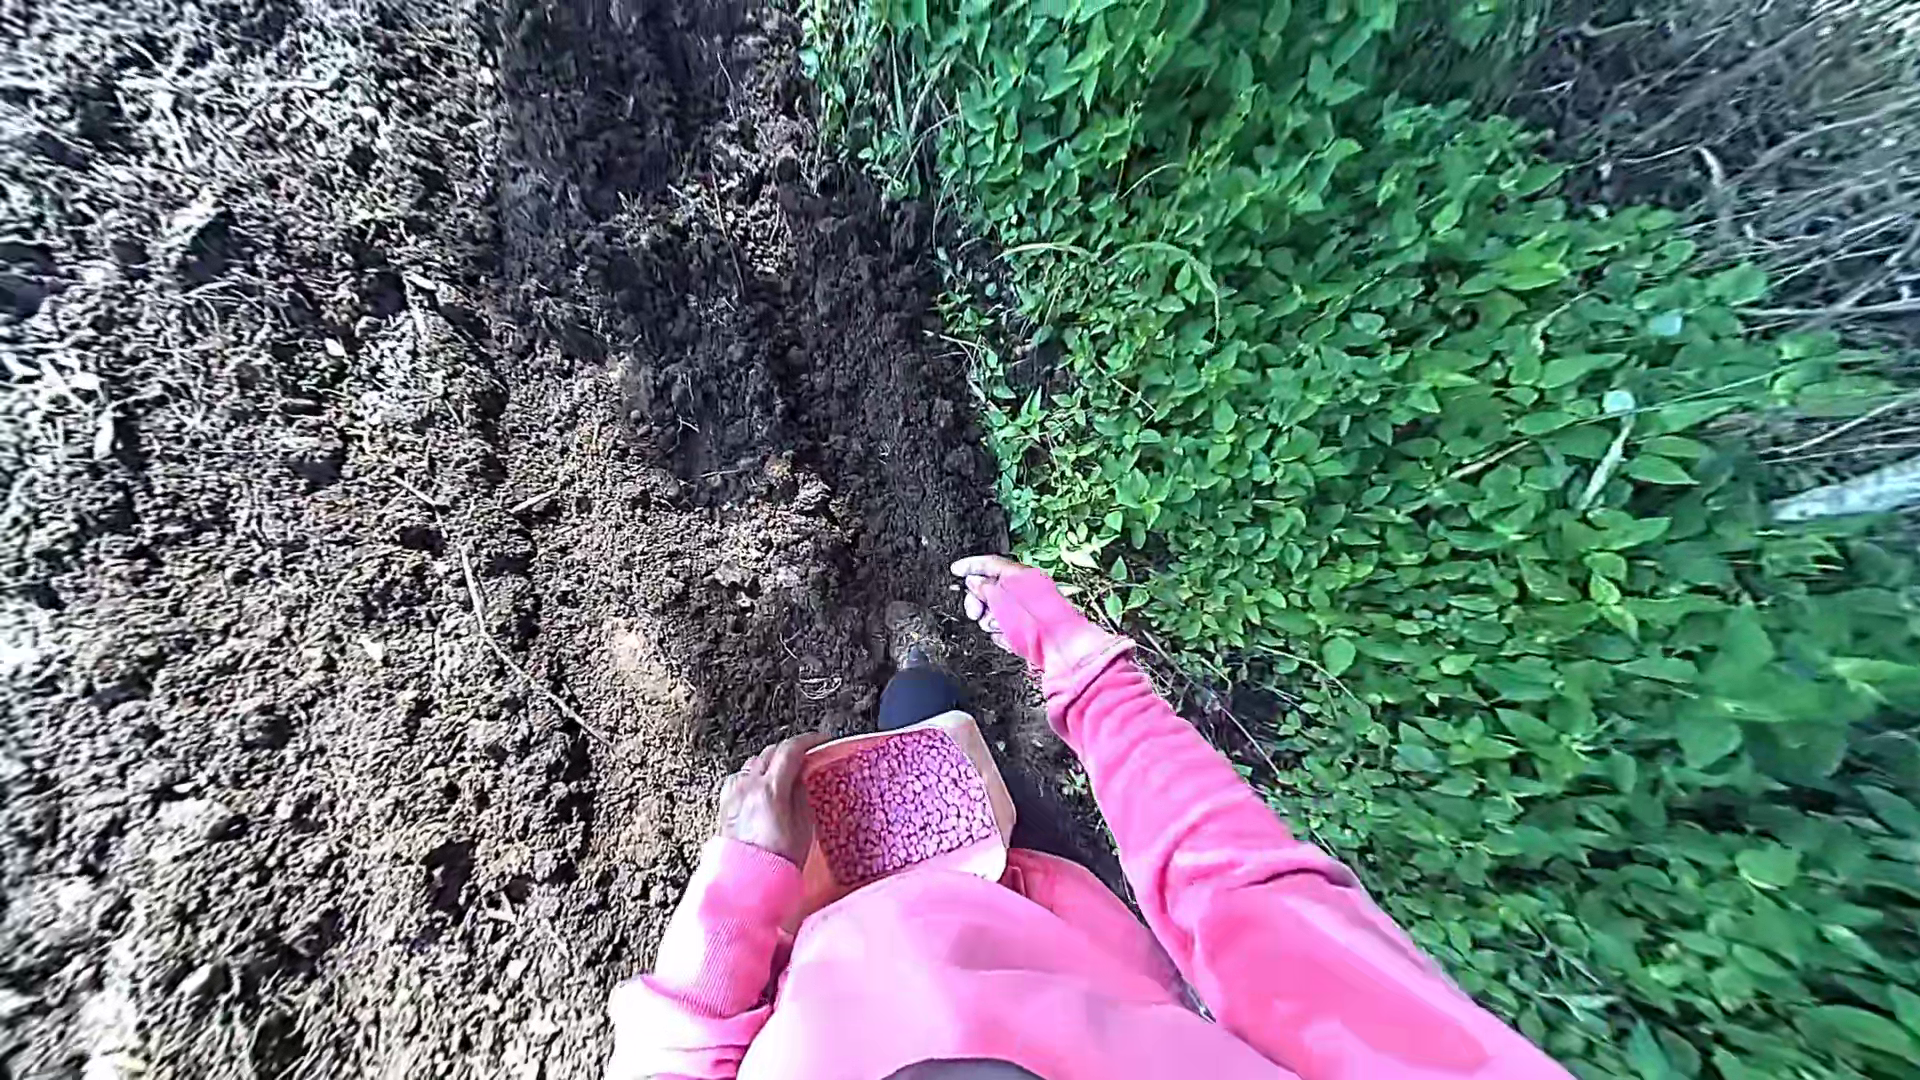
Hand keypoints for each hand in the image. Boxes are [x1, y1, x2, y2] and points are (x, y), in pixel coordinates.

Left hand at [716, 732, 829, 866]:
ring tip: (785, 770)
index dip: (809, 740)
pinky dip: (753, 774)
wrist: (745, 890)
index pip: (790, 749)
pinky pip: (740, 777)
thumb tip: (800, 774)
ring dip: (771, 760)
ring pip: (753, 762)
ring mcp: (732, 795)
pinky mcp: (724, 806)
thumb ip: (801, 792)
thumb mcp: (803, 825)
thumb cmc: (777, 862)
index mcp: (770, 788)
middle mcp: (747, 786)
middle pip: (770, 752)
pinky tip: (761, 784)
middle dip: (790, 749)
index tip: (820, 740)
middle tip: (806, 755)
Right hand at [950, 554, 1117, 675]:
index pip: (990, 564)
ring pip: (995, 611)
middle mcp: (1025, 590)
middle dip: (978, 601)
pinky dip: (1002, 634)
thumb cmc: (1036, 621)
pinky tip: (1009, 639)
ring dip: (991, 621)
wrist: (1062, 650)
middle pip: (990, 589)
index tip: (956, 570)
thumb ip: (984, 587)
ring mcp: (1027, 611)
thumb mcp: (1002, 598)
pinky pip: (1005, 628)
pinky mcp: (1029, 630)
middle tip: (975, 613)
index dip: (971, 566)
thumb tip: (974, 582)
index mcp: (1020, 575)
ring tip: (999, 628)